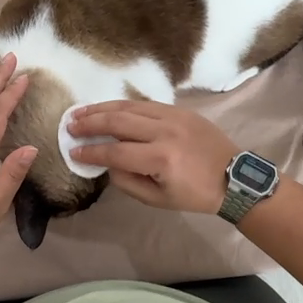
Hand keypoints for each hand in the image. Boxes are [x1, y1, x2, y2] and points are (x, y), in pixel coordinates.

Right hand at [68, 101, 238, 213]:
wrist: (233, 178)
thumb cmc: (195, 194)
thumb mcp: (158, 199)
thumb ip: (127, 181)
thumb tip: (107, 164)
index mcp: (161, 158)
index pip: (115, 152)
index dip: (91, 152)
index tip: (73, 151)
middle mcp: (165, 132)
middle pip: (118, 122)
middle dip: (90, 123)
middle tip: (69, 125)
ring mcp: (173, 116)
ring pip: (129, 107)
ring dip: (102, 109)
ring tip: (81, 112)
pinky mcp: (179, 110)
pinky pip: (144, 104)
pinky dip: (122, 106)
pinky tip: (107, 109)